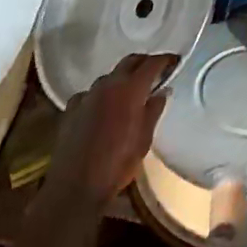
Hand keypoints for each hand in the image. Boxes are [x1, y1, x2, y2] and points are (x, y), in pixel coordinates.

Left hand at [46, 53, 176, 207]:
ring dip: (122, 79)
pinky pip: (90, 94)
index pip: (152, 64)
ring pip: (109, 77)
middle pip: (129, 62)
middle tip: (156, 71)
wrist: (76, 186)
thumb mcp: (144, 139)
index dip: (165, 60)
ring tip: (130, 93)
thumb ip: (154, 110)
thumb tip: (162, 90)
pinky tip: (102, 110)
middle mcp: (108, 84)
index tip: (175, 61)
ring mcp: (87, 95)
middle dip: (144, 62)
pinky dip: (100, 96)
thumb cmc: (117, 164)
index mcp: (130, 89)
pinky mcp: (71, 108)